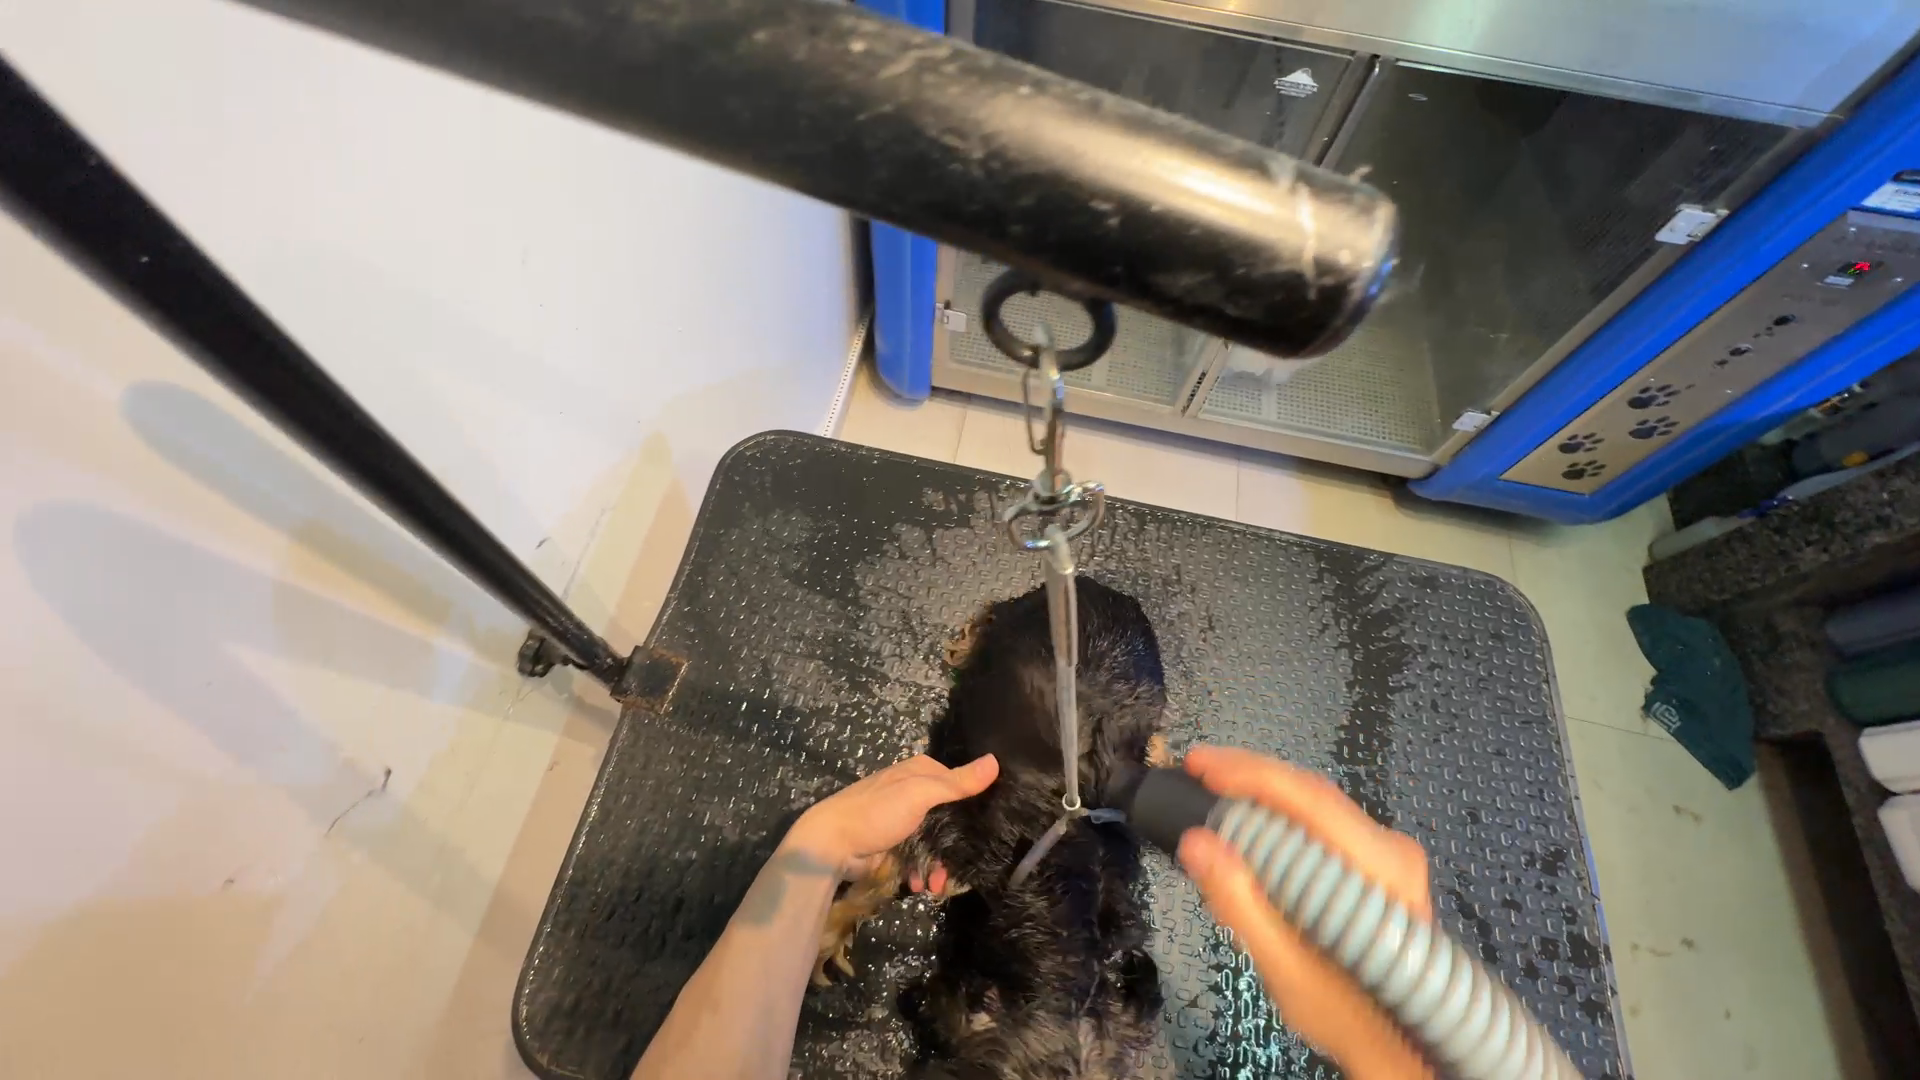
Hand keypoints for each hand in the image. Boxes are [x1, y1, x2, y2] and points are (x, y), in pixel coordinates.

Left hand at [784, 754, 998, 879]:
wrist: (831, 845)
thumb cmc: (877, 812)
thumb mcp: (920, 793)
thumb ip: (957, 782)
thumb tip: (996, 760)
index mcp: (921, 772)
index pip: (959, 783)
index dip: (975, 804)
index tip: (991, 827)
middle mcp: (913, 793)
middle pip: (949, 818)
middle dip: (956, 845)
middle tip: (963, 867)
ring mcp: (903, 821)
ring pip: (935, 842)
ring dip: (939, 865)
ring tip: (937, 886)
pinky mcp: (893, 846)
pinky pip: (918, 859)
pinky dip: (921, 872)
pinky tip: (919, 885)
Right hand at [1176, 746, 1434, 1079]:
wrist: (1401, 1042)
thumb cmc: (1345, 1012)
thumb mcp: (1286, 971)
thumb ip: (1241, 907)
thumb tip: (1194, 841)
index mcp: (1380, 869)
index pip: (1309, 800)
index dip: (1250, 774)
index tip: (1198, 766)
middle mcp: (1389, 846)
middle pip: (1308, 791)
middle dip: (1246, 772)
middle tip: (1193, 766)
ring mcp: (1385, 849)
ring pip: (1311, 798)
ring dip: (1257, 786)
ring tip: (1208, 782)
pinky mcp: (1373, 857)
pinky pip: (1315, 817)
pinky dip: (1273, 807)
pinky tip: (1243, 810)